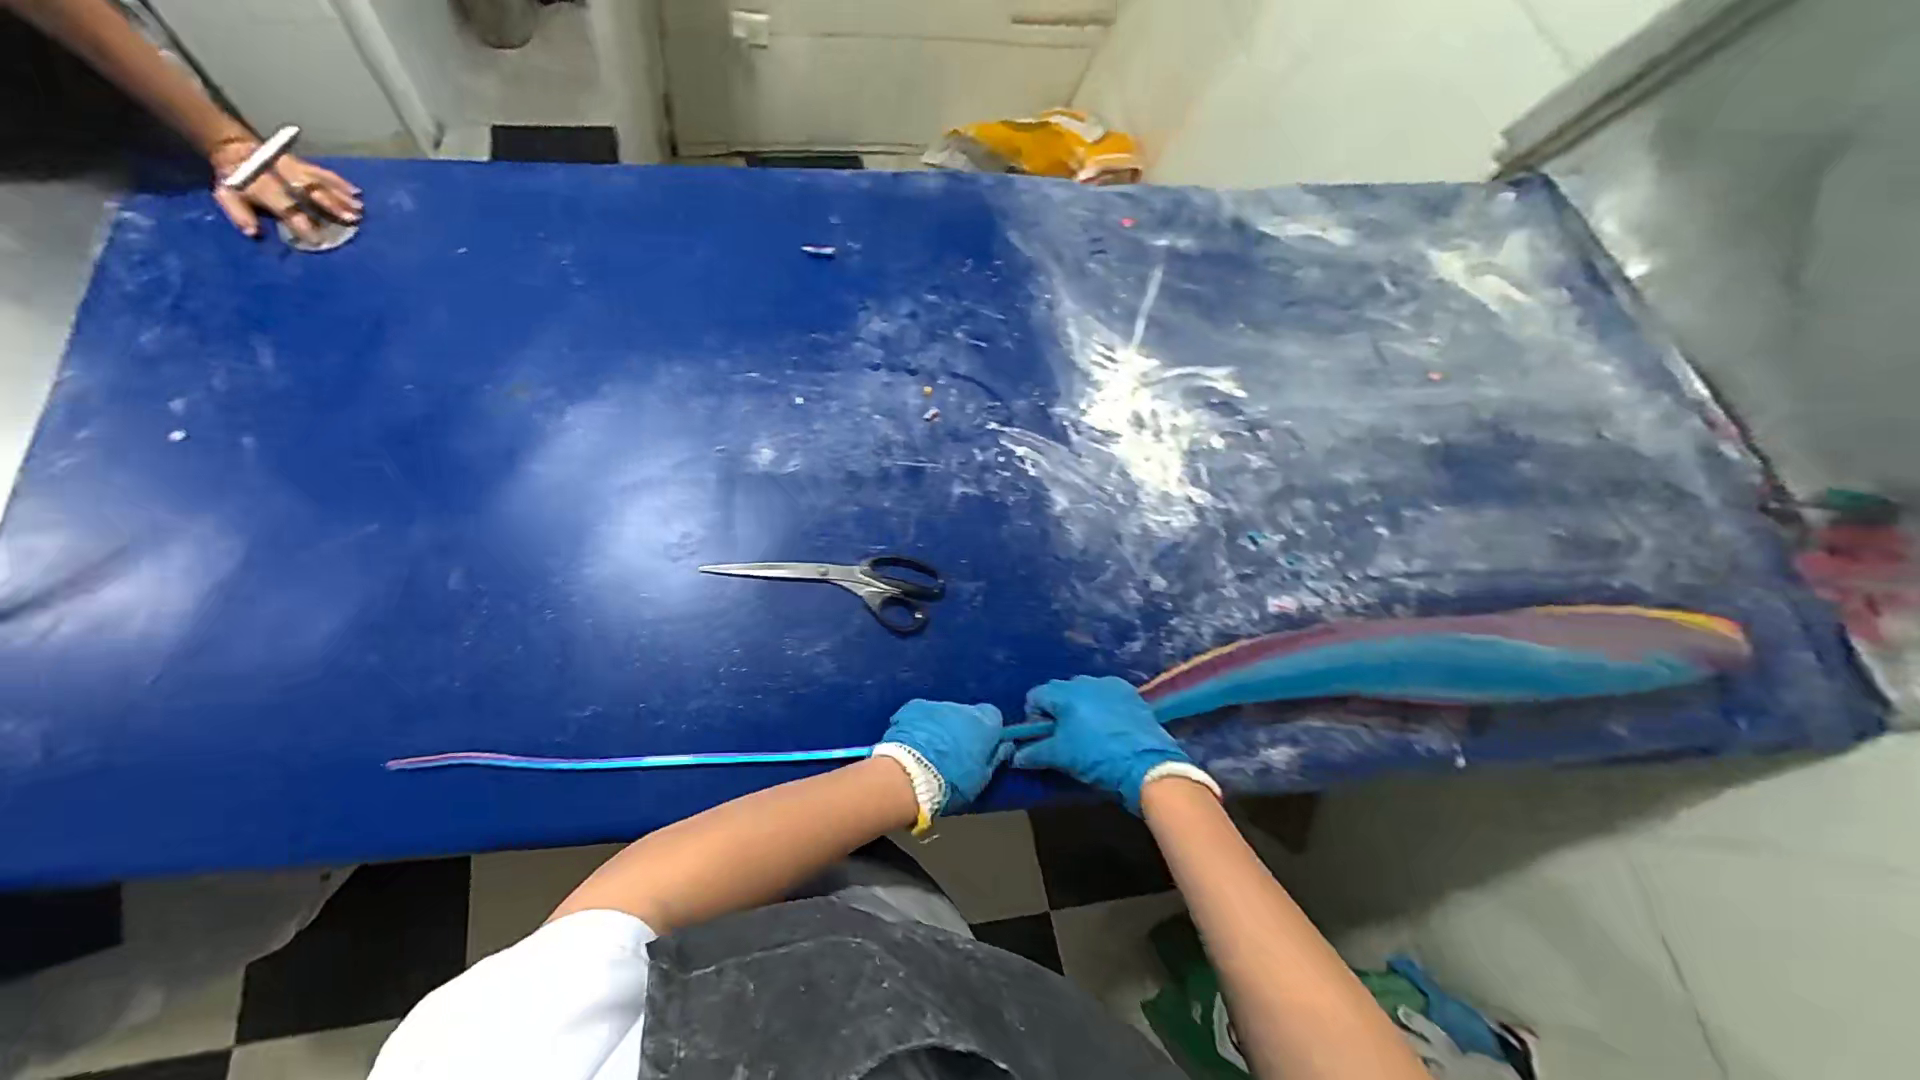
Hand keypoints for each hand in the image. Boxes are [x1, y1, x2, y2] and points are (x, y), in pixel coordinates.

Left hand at [209, 139, 362, 243]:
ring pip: (320, 182)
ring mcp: (295, 169)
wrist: (235, 151)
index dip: (302, 223)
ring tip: (359, 208)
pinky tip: (357, 192)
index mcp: (263, 189)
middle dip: (330, 204)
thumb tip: (253, 232)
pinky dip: (341, 182)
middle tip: (351, 218)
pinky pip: (324, 172)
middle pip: (309, 192)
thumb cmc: (237, 181)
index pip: (286, 208)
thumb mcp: (227, 196)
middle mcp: (282, 178)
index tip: (318, 239)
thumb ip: (241, 214)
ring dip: (341, 195)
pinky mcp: (304, 164)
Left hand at [878, 700, 1010, 812]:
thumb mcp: (982, 778)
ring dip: (940, 726)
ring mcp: (936, 705)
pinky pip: (920, 714)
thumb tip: (1004, 746)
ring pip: (943, 713)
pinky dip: (919, 725)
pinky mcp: (912, 706)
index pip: (993, 716)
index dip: (987, 730)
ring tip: (929, 750)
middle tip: (953, 752)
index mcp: (985, 723)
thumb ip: (994, 757)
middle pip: (967, 713)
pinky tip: (912, 742)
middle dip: (962, 728)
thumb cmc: (952, 782)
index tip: (981, 746)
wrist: (909, 776)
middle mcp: (963, 708)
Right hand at [1013, 676, 1188, 812]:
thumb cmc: (1097, 757)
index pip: (1035, 696)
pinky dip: (1102, 708)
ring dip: (1080, 709)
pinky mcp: (1131, 694)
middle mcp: (1086, 682)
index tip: (1043, 738)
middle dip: (1057, 712)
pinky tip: (1109, 729)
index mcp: (1066, 693)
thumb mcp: (1061, 757)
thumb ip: (1034, 753)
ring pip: (1084, 693)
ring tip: (1088, 734)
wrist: (1148, 765)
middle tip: (1064, 738)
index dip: (1034, 718)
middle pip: (1059, 692)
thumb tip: (1016, 756)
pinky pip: (1106, 696)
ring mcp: (1111, 685)